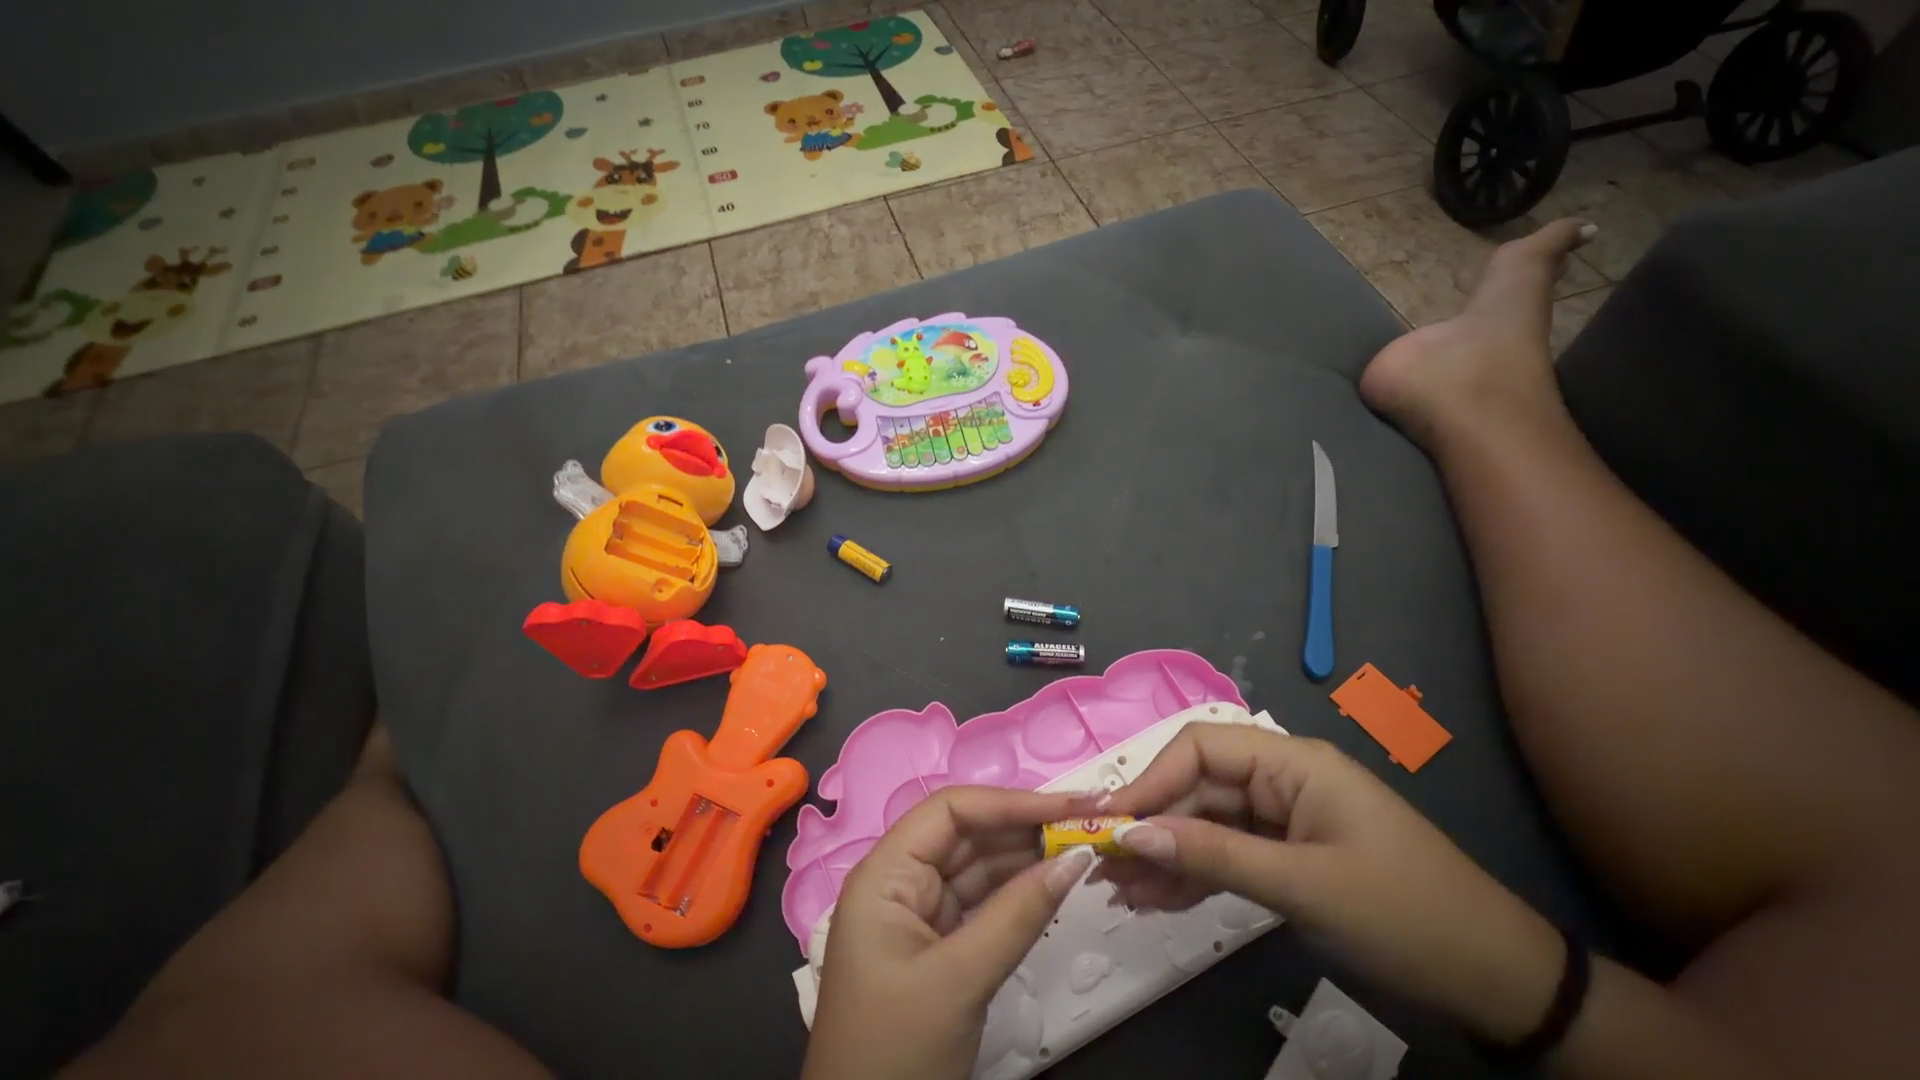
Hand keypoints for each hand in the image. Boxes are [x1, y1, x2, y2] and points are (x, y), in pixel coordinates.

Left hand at [801, 786, 1098, 1079]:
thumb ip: (1019, 914)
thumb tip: (1077, 857)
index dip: (1011, 801)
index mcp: (885, 875)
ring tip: (1084, 846)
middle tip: (1091, 822)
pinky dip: (1018, 894)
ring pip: (978, 868)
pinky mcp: (937, 948)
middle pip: (967, 835)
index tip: (1070, 806)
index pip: (950, 812)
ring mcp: (918, 916)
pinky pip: (982, 904)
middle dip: (1026, 826)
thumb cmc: (895, 1050)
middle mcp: (899, 884)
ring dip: (1028, 858)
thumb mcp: (959, 980)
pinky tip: (1055, 884)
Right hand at [1097, 724, 1565, 1044]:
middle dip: (1150, 824)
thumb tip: (1130, 834)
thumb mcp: (1302, 885)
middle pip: (1197, 787)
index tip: (1107, 823)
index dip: (1149, 780)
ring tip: (1119, 892)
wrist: (1494, 979)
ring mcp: (1285, 822)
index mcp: (1294, 763)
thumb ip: (1212, 855)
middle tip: (1101, 867)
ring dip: (1164, 855)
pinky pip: (1227, 856)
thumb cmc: (1402, 915)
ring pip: (1206, 825)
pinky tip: (1155, 900)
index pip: (1201, 748)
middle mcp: (1284, 781)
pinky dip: (1193, 876)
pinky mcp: (1289, 859)